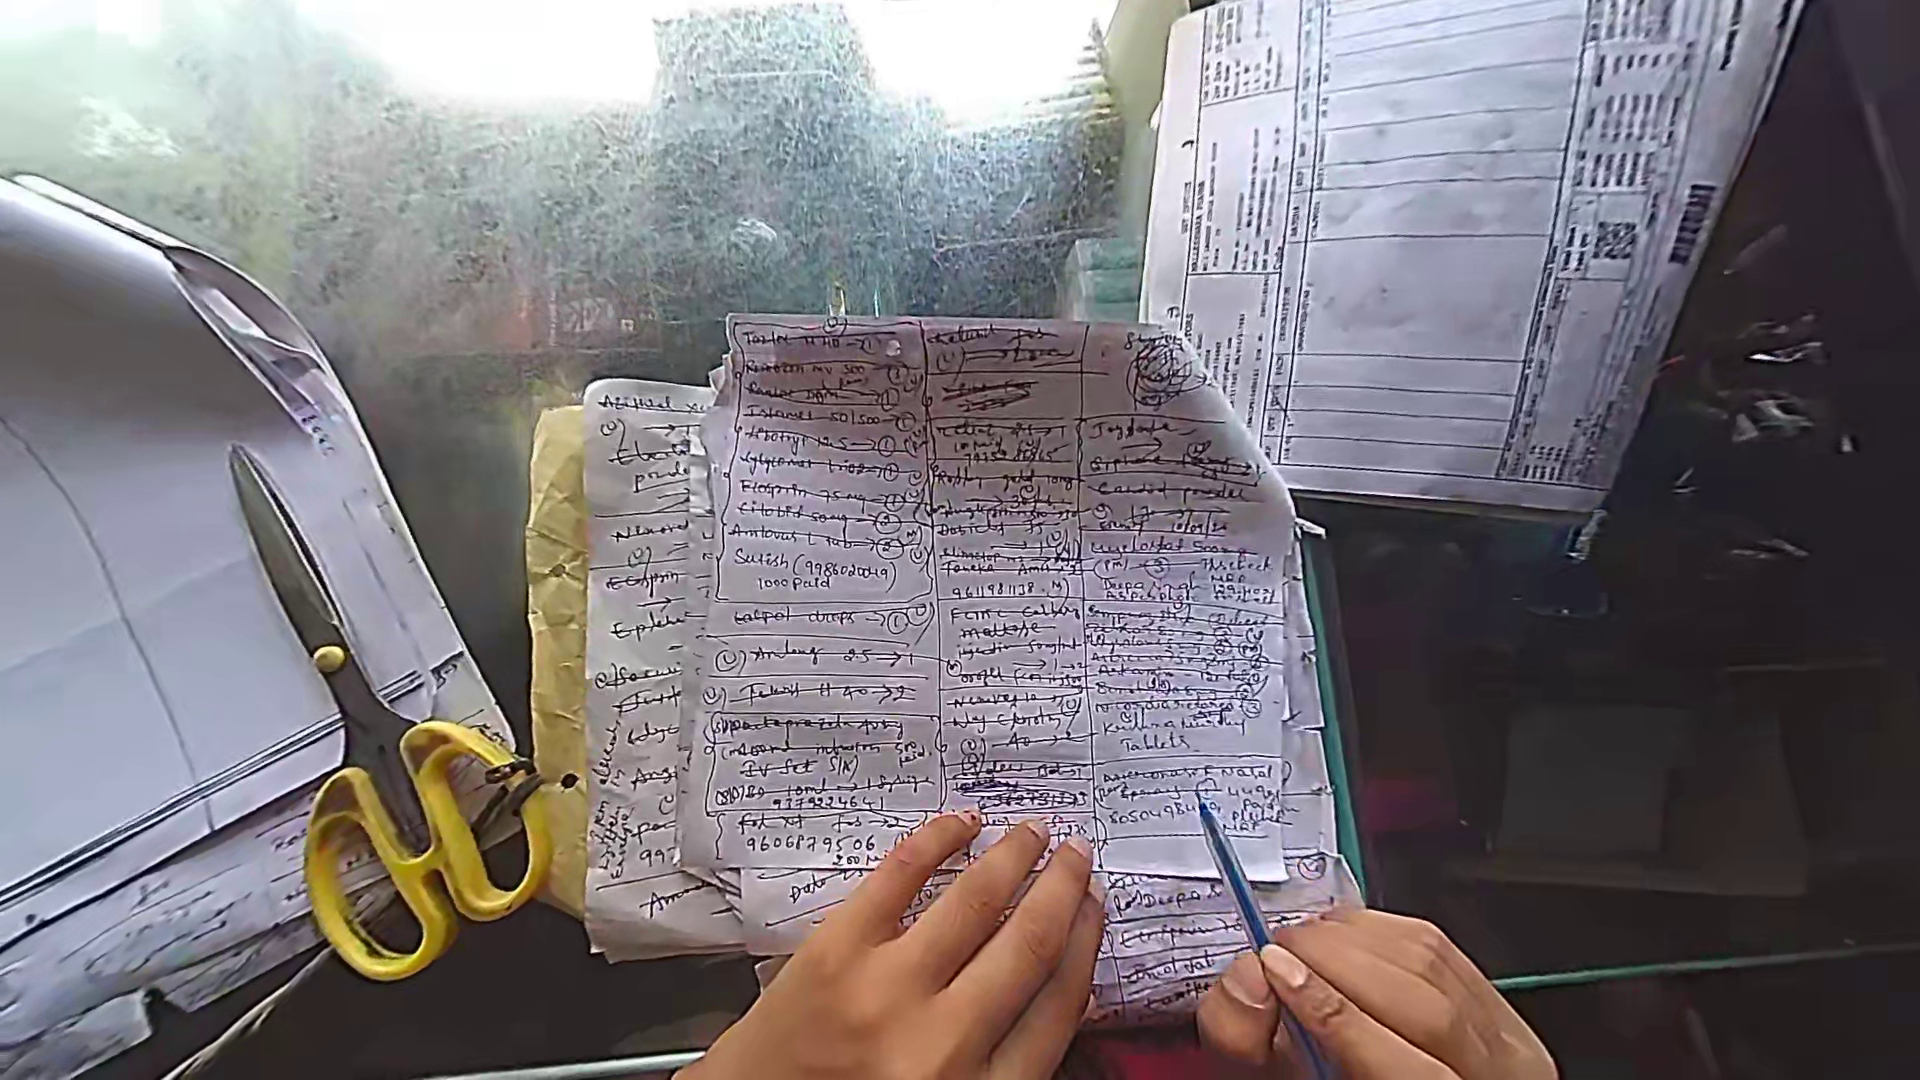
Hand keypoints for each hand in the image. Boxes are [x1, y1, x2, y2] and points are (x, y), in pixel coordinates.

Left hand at [682, 812, 1104, 1079]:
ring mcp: (887, 988)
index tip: (1093, 903)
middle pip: (1029, 944)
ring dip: (1015, 855)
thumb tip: (1058, 975)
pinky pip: (903, 871)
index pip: (1058, 1006)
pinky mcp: (838, 946)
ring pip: (976, 899)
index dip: (1084, 943)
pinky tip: (967, 821)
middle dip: (1062, 887)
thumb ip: (1003, 1062)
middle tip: (1078, 852)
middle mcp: (942, 1045)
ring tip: (1036, 829)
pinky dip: (941, 836)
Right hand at [1196, 911, 1554, 1079]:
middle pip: (1425, 1009)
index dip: (1335, 1014)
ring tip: (1301, 946)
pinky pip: (1429, 939)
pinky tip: (1337, 939)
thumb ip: (1247, 1036)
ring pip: (1428, 964)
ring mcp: (1509, 1046)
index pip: (1416, 1074)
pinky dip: (1370, 927)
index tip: (1273, 968)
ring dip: (1346, 937)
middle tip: (1276, 951)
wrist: (1374, 1070)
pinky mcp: (1494, 1003)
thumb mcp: (1276, 1077)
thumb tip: (1250, 974)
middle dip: (1332, 962)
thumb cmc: (1317, 1074)